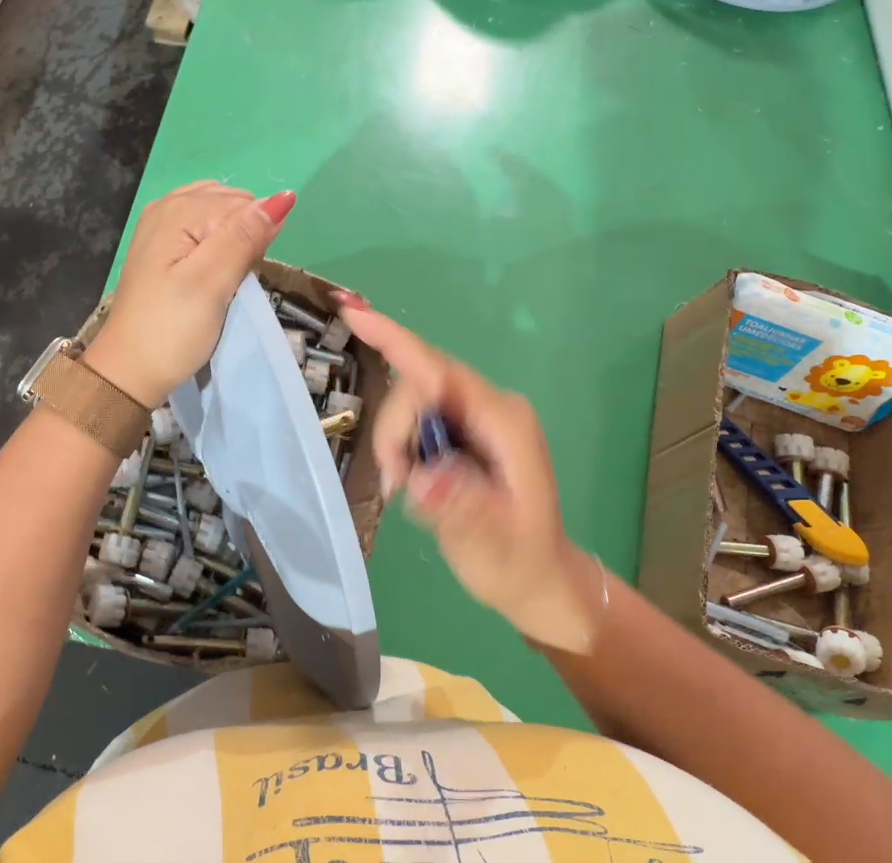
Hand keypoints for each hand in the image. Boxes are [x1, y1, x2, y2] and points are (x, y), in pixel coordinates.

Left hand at [84, 181, 296, 406]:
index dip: (254, 239)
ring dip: (232, 240)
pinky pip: (203, 228)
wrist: (130, 369)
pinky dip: (217, 243)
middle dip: (243, 236)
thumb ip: (244, 237)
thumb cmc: (172, 329)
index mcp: (178, 210)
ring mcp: (160, 226)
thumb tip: (283, 198)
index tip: (242, 276)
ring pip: (219, 215)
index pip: (243, 205)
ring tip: (225, 276)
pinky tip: (214, 268)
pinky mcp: (161, 247)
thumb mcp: (212, 283)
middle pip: (230, 204)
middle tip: (232, 280)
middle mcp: (166, 206)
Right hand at [334, 294, 607, 652]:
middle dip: (394, 429)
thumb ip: (460, 509)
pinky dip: (401, 444)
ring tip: (405, 489)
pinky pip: (416, 415)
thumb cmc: (518, 562)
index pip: (440, 373)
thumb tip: (423, 478)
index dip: (396, 341)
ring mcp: (476, 414)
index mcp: (504, 423)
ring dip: (395, 441)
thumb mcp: (491, 545)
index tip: (354, 314)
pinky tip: (410, 476)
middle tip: (395, 484)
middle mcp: (490, 406)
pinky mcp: (463, 426)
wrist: (537, 578)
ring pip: (410, 400)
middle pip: (417, 385)